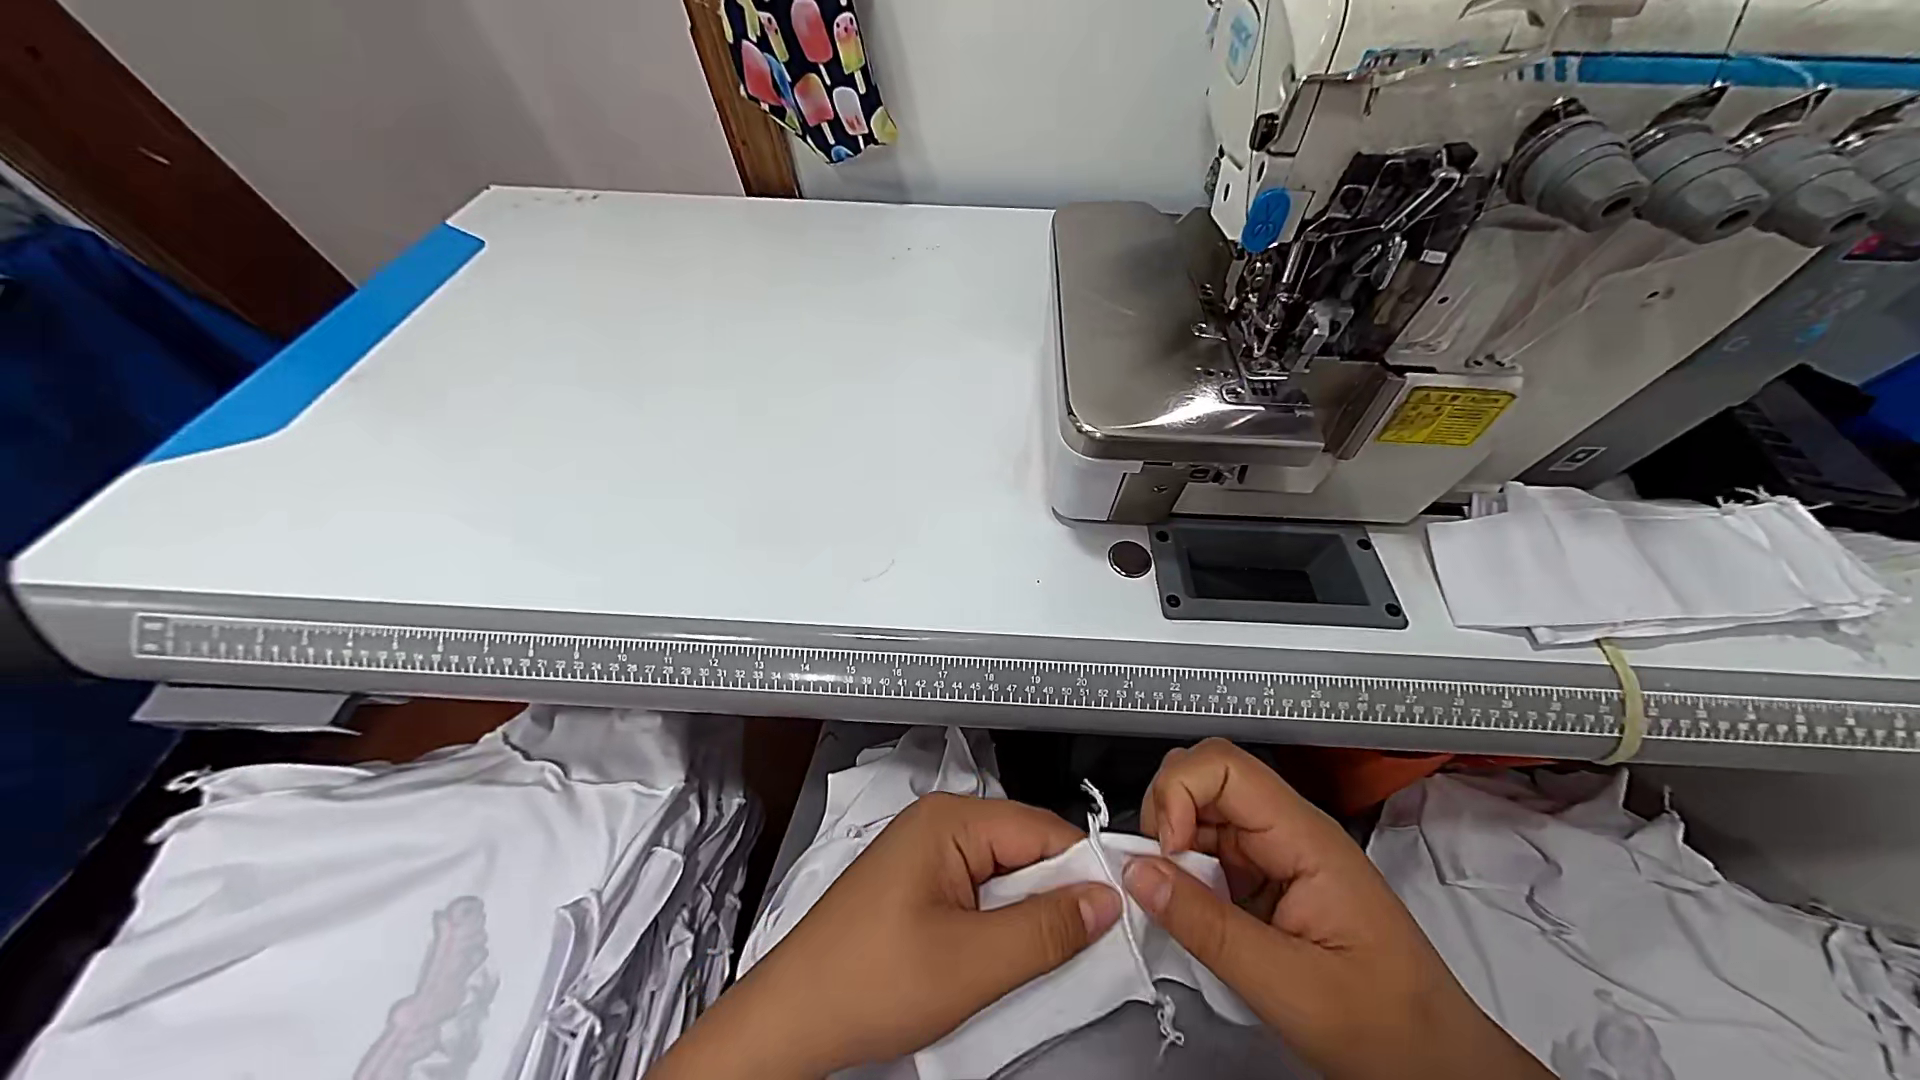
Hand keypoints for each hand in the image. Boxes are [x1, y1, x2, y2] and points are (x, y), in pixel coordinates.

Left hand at [651, 793, 1122, 1079]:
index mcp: (949, 820)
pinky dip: (997, 924)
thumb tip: (1102, 899)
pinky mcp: (919, 883)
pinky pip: (977, 891)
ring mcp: (925, 853)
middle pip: (1023, 849)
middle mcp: (937, 825)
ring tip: (1028, 961)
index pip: (1042, 828)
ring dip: (1024, 916)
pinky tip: (997, 958)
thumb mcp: (973, 963)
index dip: (1084, 870)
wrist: (792, 1021)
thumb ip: (1047, 929)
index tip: (1116, 913)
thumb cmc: (865, 982)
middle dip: (1052, 898)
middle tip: (1075, 949)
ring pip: (1003, 875)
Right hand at [1122, 739, 1549, 1079]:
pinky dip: (1183, 872)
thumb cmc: (1388, 1029)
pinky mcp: (1263, 875)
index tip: (1165, 851)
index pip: (1223, 766)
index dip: (1179, 792)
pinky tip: (1192, 909)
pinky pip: (1207, 849)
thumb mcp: (1288, 986)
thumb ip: (1205, 925)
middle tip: (1158, 872)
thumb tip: (1137, 873)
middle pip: (1204, 777)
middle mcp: (1287, 830)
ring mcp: (1274, 851)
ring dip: (1171, 847)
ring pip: (1199, 812)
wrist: (1437, 1066)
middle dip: (1165, 812)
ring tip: (1177, 901)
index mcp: (1304, 837)